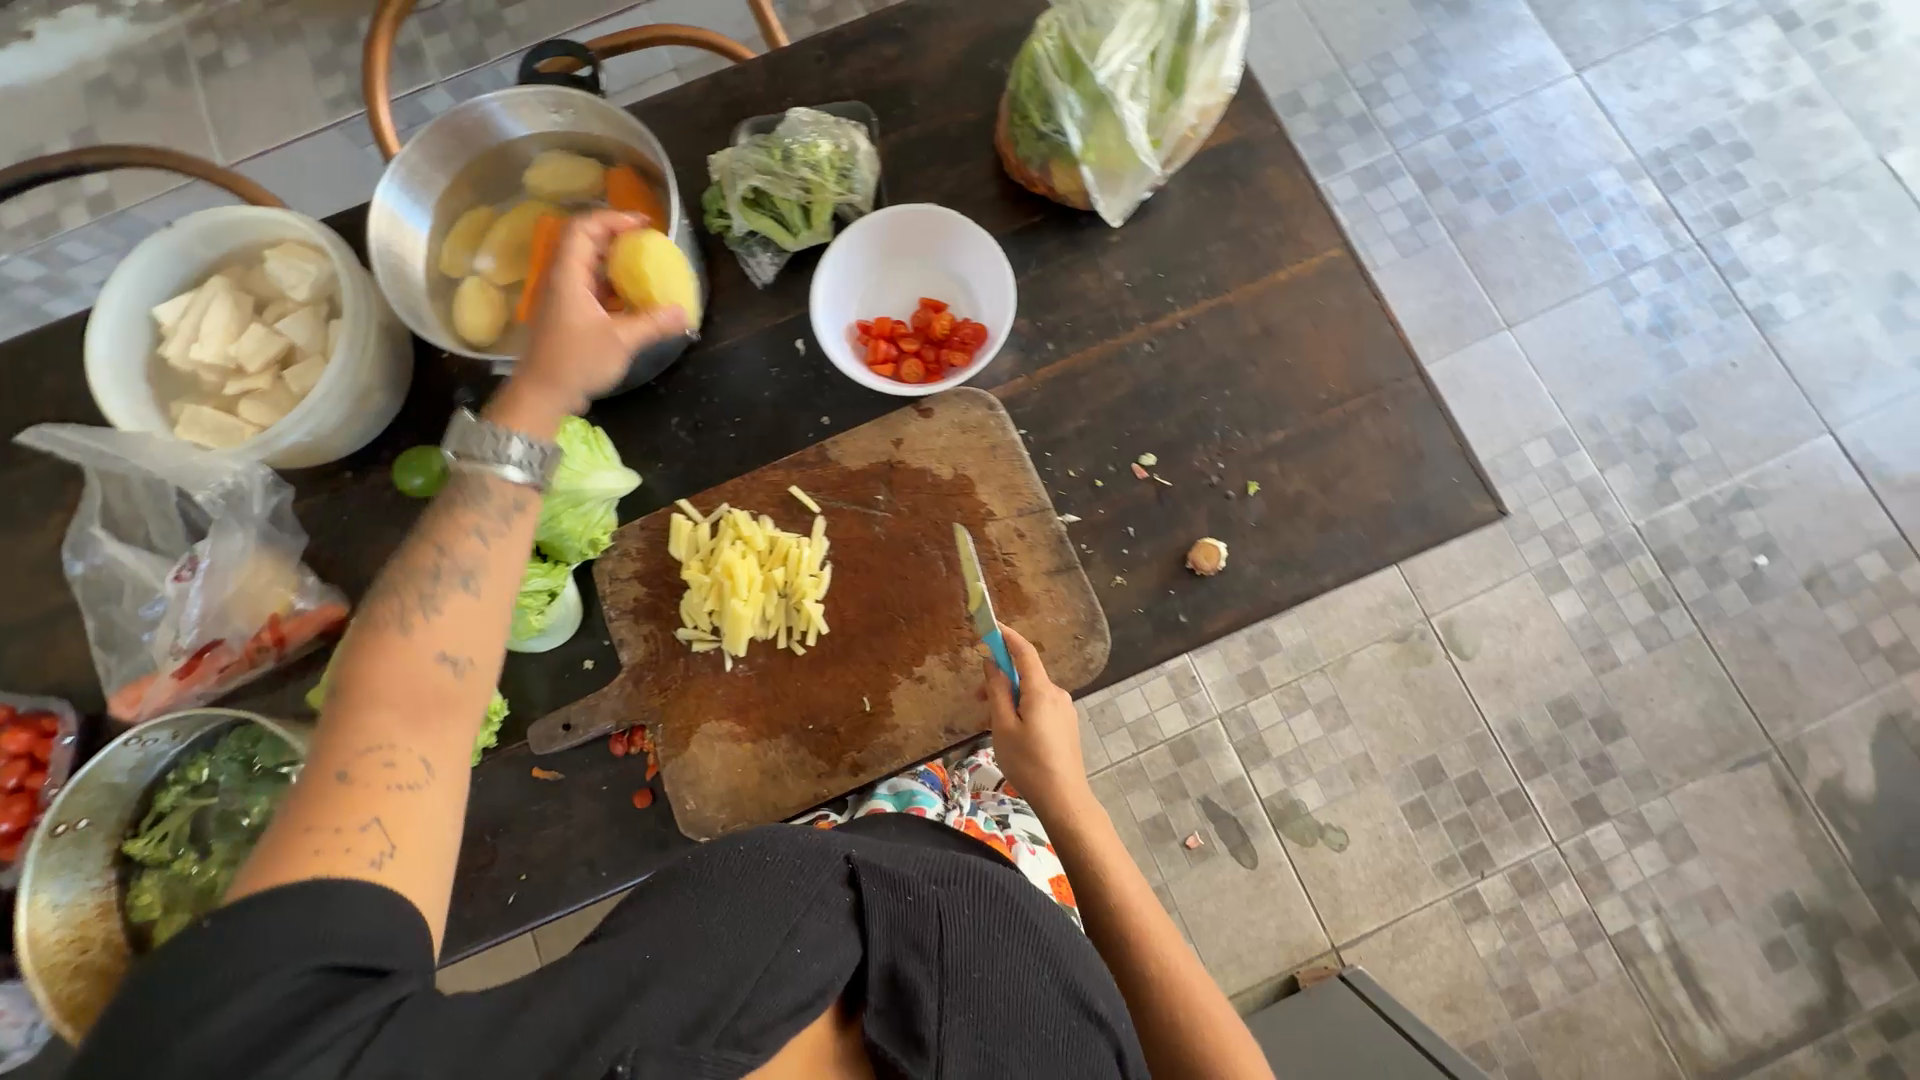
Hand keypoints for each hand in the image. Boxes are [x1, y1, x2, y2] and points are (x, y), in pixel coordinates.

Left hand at [513, 210, 689, 414]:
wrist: (543, 393)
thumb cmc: (576, 362)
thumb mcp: (621, 341)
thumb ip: (653, 323)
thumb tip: (684, 312)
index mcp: (568, 275)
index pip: (584, 229)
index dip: (612, 219)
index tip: (642, 224)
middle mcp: (562, 279)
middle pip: (585, 242)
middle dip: (616, 236)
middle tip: (648, 242)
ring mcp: (563, 297)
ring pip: (588, 265)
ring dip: (615, 261)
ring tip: (645, 266)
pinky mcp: (568, 315)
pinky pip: (591, 287)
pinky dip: (612, 285)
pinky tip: (634, 296)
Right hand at [985, 624, 1092, 818]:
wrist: (1064, 798)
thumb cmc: (1028, 763)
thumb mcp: (1003, 726)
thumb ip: (997, 691)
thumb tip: (992, 664)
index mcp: (1041, 691)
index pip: (1024, 652)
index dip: (1007, 637)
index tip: (991, 627)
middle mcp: (1057, 694)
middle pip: (1026, 675)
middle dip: (1000, 679)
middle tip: (976, 699)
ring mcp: (1065, 710)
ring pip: (1032, 693)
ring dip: (1010, 698)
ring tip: (992, 725)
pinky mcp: (1066, 725)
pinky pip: (1040, 706)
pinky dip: (1022, 709)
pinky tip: (1012, 735)